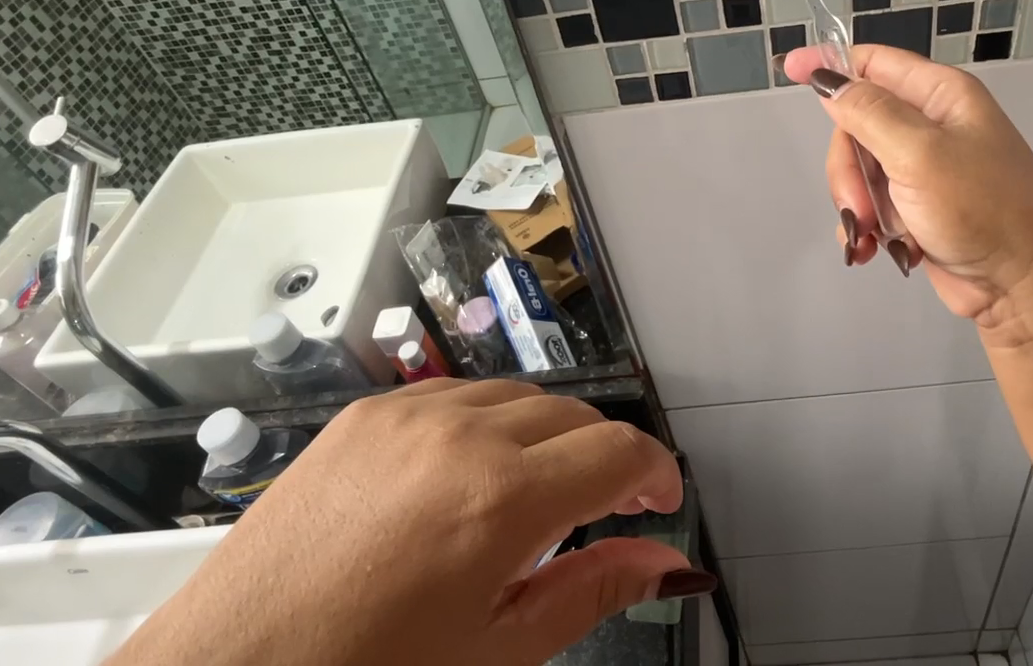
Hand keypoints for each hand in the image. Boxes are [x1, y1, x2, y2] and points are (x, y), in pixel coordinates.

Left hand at [108, 380, 711, 665]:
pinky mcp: (367, 410)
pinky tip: (469, 472)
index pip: (618, 451)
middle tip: (602, 511)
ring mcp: (409, 411)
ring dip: (546, 437)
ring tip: (530, 498)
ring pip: (520, 396)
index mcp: (502, 499)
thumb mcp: (496, 651)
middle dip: (602, 458)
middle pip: (575, 414)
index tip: (657, 503)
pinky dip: (488, 421)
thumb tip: (665, 563)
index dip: (654, 472)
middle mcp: (462, 433)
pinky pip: (459, 392)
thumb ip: (592, 590)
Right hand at [781, 44, 1032, 347]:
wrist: (1025, 286)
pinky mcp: (917, 208)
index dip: (831, 64)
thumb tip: (829, 81)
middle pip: (857, 126)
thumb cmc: (983, 210)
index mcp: (940, 96)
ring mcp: (924, 169)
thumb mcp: (919, 153)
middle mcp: (931, 126)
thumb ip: (869, 113)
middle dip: (848, 169)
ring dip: (857, 205)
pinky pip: (871, 205)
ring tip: (874, 237)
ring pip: (859, 170)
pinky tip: (872, 250)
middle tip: (858, 206)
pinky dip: (866, 227)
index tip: (790, 69)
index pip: (874, 63)